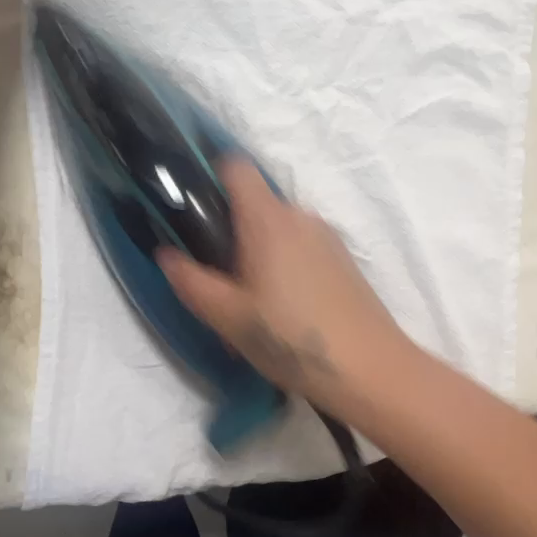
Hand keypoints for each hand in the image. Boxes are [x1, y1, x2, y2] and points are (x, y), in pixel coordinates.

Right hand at [159, 161, 410, 412]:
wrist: (370, 370)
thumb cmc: (291, 339)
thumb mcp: (228, 317)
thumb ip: (191, 281)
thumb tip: (166, 253)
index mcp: (268, 219)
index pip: (235, 166)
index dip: (208, 177)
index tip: (191, 212)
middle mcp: (300, 216)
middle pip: (254, 205)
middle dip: (229, 235)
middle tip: (216, 283)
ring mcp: (327, 238)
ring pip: (277, 233)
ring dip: (256, 259)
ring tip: (249, 310)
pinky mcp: (343, 262)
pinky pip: (300, 251)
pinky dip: (282, 271)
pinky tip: (281, 317)